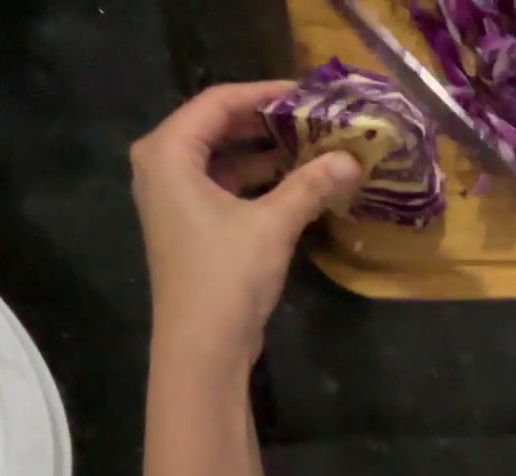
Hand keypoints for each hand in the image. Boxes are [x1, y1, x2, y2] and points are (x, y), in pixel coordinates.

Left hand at [130, 81, 361, 376]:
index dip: (264, 94)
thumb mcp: (272, 225)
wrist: (203, 341)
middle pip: (218, 128)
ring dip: (267, 156)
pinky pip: (228, 189)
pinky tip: (296, 187)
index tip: (308, 94)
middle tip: (315, 121)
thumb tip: (352, 160)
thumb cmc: (226, 274)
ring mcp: (176, 200)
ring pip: (225, 162)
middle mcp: (163, 168)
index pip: (218, 103)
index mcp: (168, 153)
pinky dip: (260, 184)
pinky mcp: (194, 228)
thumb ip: (310, 186)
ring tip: (313, 149)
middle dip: (267, 124)